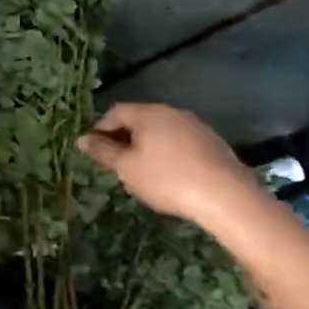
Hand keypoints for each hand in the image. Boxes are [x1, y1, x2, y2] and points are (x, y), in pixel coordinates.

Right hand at [76, 102, 261, 224]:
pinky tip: (168, 173)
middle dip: (123, 136)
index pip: (115, 111)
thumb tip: (82, 138)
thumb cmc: (166, 179)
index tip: (95, 150)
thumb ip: (103, 151)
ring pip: (161, 129)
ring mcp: (196, 126)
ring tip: (140, 169)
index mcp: (149, 113)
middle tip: (115, 161)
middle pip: (139, 118)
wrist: (226, 196)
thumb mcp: (127, 167)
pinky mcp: (212, 142)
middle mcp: (173, 112)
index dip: (100, 128)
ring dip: (146, 144)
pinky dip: (167, 151)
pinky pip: (179, 141)